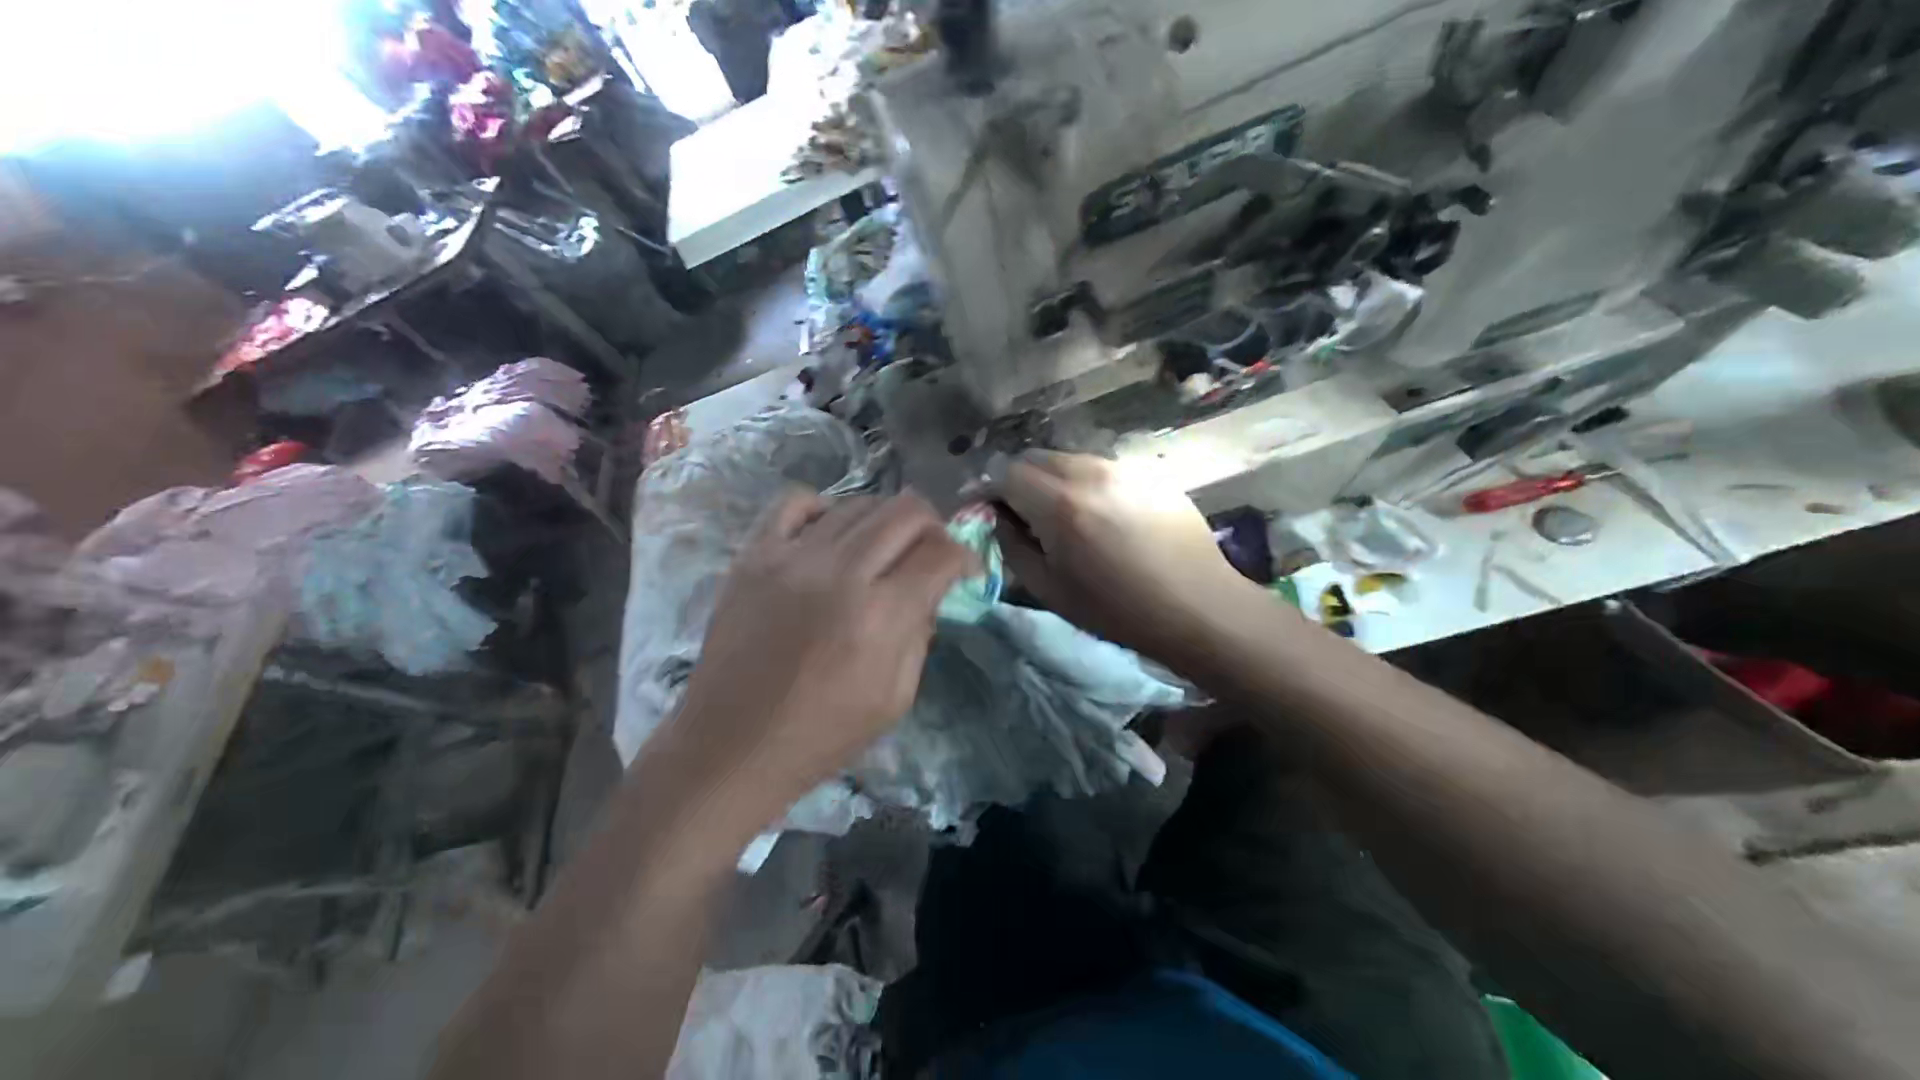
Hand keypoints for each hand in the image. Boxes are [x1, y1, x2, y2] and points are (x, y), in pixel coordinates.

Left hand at [665, 490, 975, 820]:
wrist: (731, 745)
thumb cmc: (820, 736)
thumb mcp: (894, 699)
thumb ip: (920, 635)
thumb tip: (928, 590)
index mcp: (881, 616)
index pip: (940, 553)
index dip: (965, 556)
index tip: (964, 571)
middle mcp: (841, 572)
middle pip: (906, 513)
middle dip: (933, 527)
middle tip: (930, 553)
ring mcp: (792, 557)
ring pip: (857, 504)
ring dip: (884, 521)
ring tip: (882, 549)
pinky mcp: (752, 556)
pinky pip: (794, 502)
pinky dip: (824, 509)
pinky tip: (829, 535)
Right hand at [989, 450, 1254, 667]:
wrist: (1198, 606)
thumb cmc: (1117, 610)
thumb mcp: (1048, 589)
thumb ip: (1012, 545)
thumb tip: (998, 517)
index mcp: (1060, 504)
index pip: (1005, 473)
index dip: (989, 490)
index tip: (988, 511)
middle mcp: (1089, 473)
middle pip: (1035, 457)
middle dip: (1019, 480)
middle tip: (1022, 514)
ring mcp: (1123, 468)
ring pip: (1069, 459)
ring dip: (1053, 480)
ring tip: (1063, 516)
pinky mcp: (1148, 472)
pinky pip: (1101, 468)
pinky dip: (1085, 484)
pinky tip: (1101, 516)